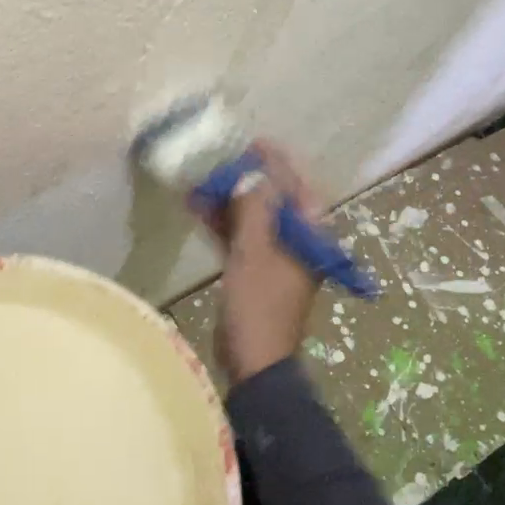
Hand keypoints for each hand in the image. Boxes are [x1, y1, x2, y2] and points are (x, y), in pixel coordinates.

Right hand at [197, 140, 324, 385]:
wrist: (254, 362)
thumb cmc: (259, 305)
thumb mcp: (254, 252)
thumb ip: (254, 209)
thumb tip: (251, 174)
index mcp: (309, 236)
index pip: (297, 187)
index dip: (277, 163)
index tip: (254, 142)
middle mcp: (296, 242)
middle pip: (273, 200)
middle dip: (245, 180)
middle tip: (218, 160)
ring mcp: (275, 257)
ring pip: (252, 218)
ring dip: (228, 201)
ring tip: (198, 180)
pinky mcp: (254, 271)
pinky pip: (239, 238)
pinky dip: (221, 224)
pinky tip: (195, 208)